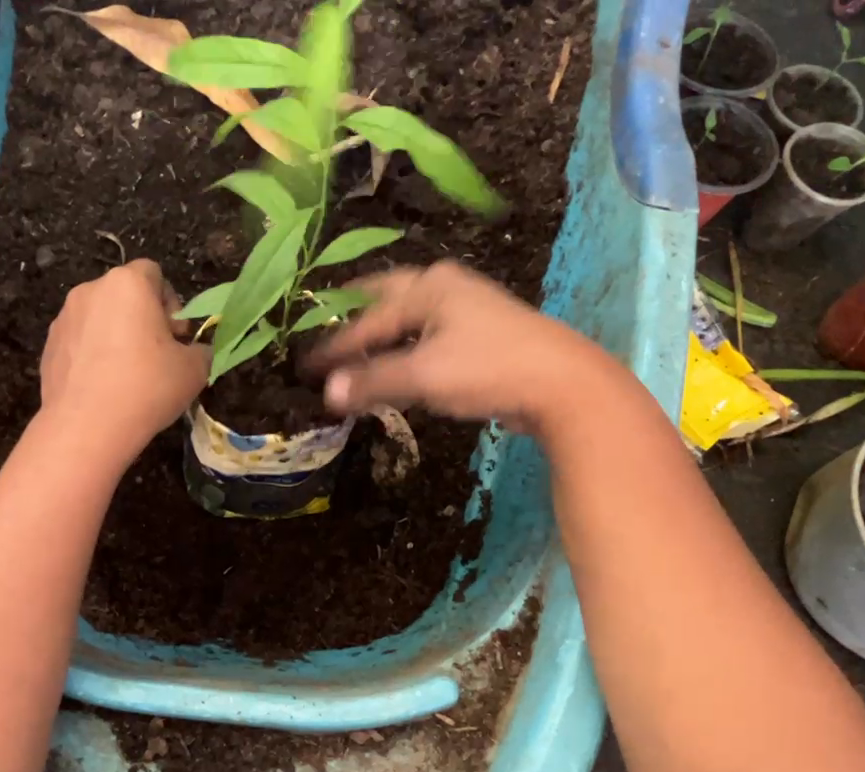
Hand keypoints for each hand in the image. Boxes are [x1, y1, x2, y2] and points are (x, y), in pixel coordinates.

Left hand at [39, 260, 209, 458]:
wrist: (86, 427)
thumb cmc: (146, 388)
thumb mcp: (194, 371)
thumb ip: (201, 351)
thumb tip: (197, 352)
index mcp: (128, 284)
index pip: (153, 273)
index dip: (169, 301)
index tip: (175, 336)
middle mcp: (91, 290)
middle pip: (123, 294)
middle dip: (141, 318)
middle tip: (155, 356)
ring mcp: (64, 318)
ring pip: (99, 318)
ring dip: (115, 336)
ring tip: (126, 375)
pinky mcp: (49, 346)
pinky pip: (79, 341)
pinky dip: (92, 355)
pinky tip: (102, 386)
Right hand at [305, 261, 616, 433]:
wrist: (560, 383)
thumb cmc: (486, 369)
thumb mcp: (422, 375)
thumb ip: (372, 381)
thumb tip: (327, 391)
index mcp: (427, 287)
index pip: (366, 318)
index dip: (334, 345)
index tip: (304, 365)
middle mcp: (445, 287)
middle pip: (388, 298)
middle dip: (357, 314)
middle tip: (328, 326)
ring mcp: (467, 308)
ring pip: (410, 316)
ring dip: (383, 332)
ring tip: (357, 348)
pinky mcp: (482, 334)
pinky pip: (429, 334)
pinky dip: (406, 346)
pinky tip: (401, 361)